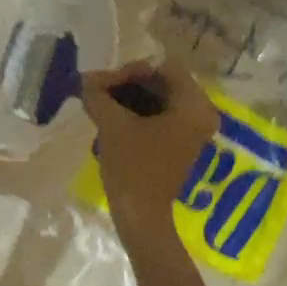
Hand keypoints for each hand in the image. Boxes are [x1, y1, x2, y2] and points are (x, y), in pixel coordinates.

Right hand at [81, 62, 217, 237]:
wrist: (140, 217)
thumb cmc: (132, 169)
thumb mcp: (113, 127)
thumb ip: (99, 97)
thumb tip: (86, 80)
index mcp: (194, 105)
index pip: (163, 68)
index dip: (128, 71)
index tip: (100, 84)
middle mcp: (200, 113)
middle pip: (161, 83)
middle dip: (126, 86)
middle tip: (95, 93)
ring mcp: (192, 131)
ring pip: (158, 101)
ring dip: (127, 101)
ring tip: (98, 108)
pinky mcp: (179, 146)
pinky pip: (159, 119)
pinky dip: (135, 117)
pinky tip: (110, 123)